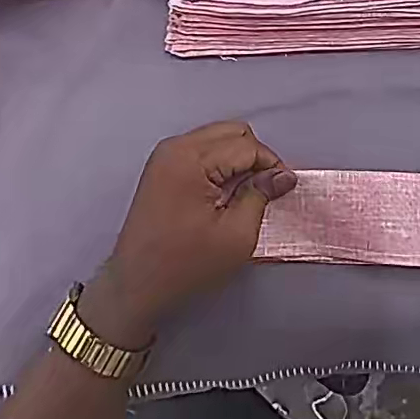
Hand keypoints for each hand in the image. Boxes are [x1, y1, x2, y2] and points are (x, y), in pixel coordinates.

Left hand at [85, 121, 297, 346]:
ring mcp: (165, 156)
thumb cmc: (184, 264)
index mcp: (191, 159)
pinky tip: (224, 194)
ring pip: (218, 138)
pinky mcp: (162, 167)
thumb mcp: (237, 234)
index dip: (271, 165)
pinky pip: (203, 151)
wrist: (136, 285)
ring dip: (238, 160)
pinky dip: (221, 164)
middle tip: (266, 189)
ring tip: (244, 194)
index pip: (247, 145)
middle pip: (233, 132)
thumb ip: (261, 195)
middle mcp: (175, 148)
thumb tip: (281, 176)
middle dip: (255, 157)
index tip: (283, 188)